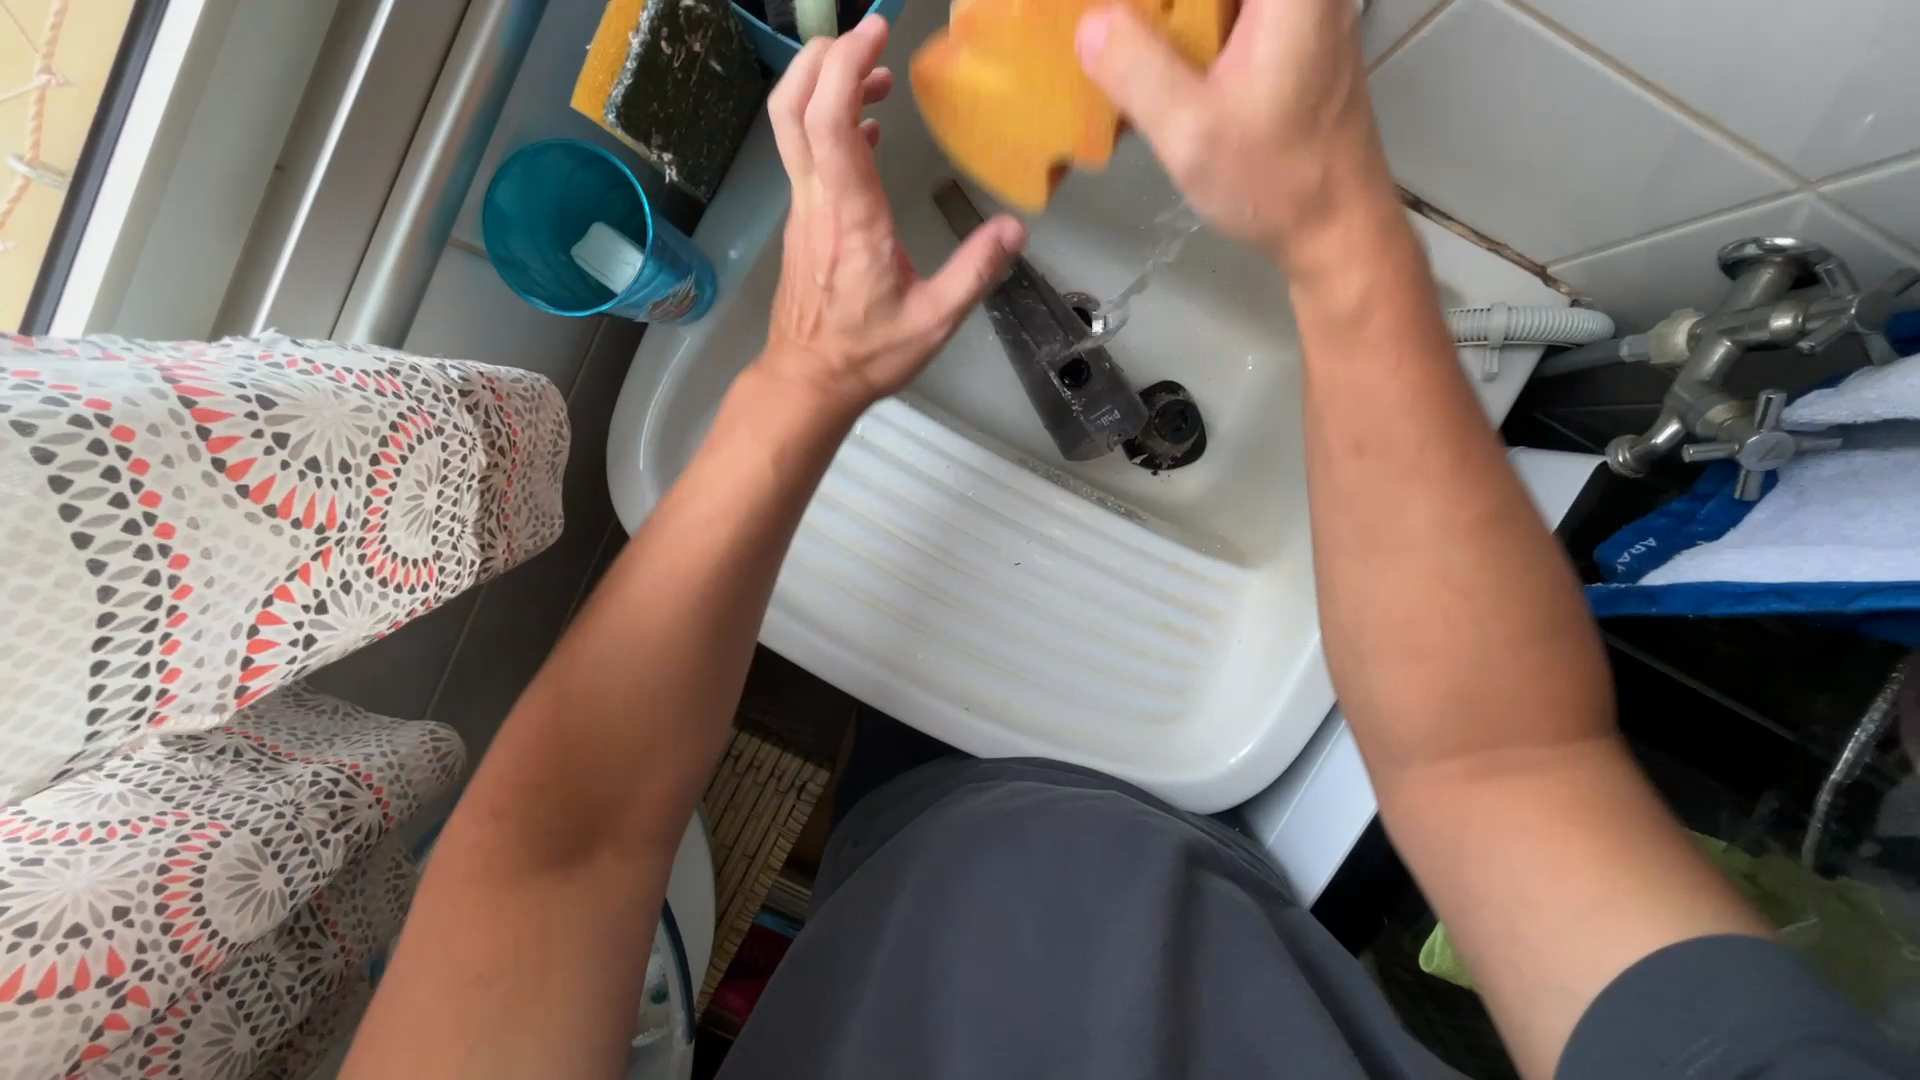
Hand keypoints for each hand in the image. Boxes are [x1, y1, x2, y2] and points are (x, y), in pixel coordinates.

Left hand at [761, 16, 1026, 410]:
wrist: (809, 380)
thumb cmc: (868, 354)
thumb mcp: (934, 320)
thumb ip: (975, 272)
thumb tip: (1015, 230)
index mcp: (851, 217)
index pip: (829, 119)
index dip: (847, 64)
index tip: (878, 32)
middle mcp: (817, 202)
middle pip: (792, 105)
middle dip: (822, 57)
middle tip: (868, 41)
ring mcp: (803, 211)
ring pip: (792, 127)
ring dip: (824, 87)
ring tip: (877, 82)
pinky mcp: (801, 224)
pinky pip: (805, 156)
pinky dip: (828, 126)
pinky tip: (866, 135)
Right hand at [1076, 0, 1394, 265]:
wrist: (1338, 228)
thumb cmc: (1274, 181)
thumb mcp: (1190, 131)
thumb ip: (1136, 69)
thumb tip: (1090, 24)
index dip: (1158, 0)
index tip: (1114, 17)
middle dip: (1159, 7)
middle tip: (1114, 29)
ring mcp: (1305, 12)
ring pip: (1221, 5)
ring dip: (1172, 19)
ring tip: (1127, 47)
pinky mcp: (1297, 43)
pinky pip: (1235, 19)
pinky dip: (1195, 36)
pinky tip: (1163, 72)